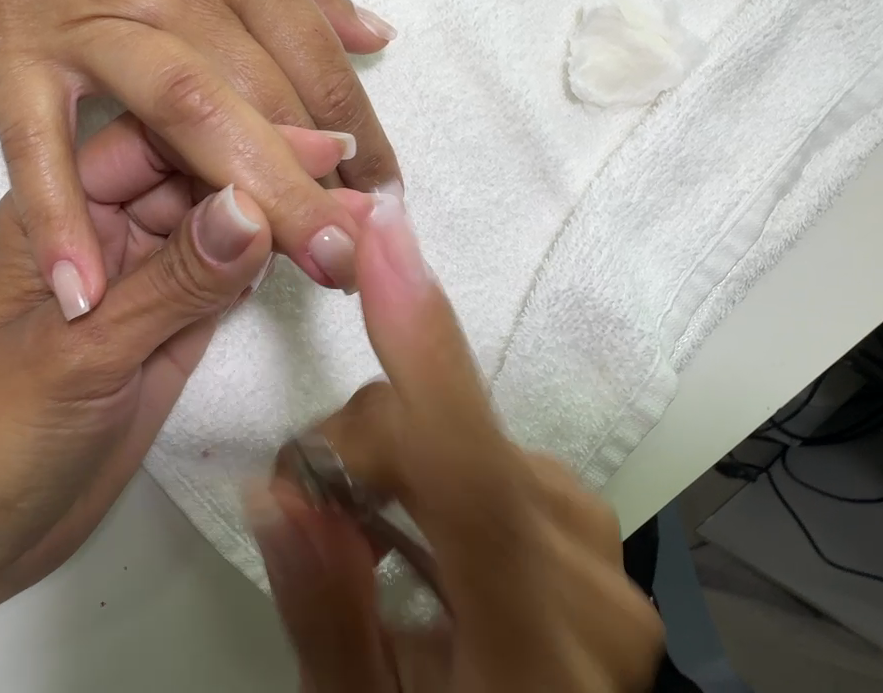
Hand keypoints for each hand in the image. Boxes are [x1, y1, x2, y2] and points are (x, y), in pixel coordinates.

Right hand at [0, 0, 401, 314]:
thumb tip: (374, 37)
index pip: (317, 63)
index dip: (362, 135)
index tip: (387, 197)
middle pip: (266, 101)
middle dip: (320, 184)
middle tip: (362, 260)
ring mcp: (96, 25)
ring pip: (182, 117)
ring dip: (243, 199)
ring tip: (293, 270)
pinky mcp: (18, 50)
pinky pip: (36, 142)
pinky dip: (57, 215)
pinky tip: (85, 290)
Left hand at [0, 117, 357, 675]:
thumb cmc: (0, 436)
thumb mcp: (84, 352)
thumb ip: (172, 279)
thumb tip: (255, 203)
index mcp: (56, 209)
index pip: (151, 144)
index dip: (227, 136)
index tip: (311, 143)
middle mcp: (103, 228)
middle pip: (194, 181)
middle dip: (268, 179)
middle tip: (353, 179)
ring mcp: (142, 276)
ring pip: (218, 229)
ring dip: (280, 222)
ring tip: (354, 217)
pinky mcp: (170, 320)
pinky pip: (225, 276)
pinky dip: (268, 265)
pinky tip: (313, 253)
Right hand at [249, 197, 664, 691]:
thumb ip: (322, 605)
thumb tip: (278, 491)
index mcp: (535, 643)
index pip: (471, 469)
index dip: (422, 346)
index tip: (385, 240)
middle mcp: (589, 582)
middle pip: (457, 437)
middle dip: (365, 450)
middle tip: (312, 513)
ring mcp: (604, 553)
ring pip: (475, 434)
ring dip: (403, 461)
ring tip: (372, 541)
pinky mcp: (595, 530)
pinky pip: (500, 456)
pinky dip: (443, 470)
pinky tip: (426, 532)